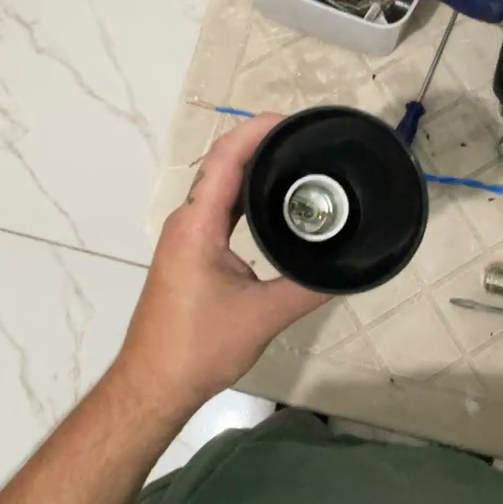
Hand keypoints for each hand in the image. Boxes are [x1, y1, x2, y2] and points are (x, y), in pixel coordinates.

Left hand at [115, 113, 328, 411]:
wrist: (154, 383)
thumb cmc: (199, 347)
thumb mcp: (264, 316)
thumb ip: (308, 288)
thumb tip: (347, 269)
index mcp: (198, 225)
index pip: (226, 159)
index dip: (258, 131)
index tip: (294, 120)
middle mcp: (188, 221)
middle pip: (223, 164)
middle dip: (262, 142)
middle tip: (308, 138)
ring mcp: (186, 236)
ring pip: (221, 186)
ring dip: (254, 167)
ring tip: (297, 160)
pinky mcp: (191, 252)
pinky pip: (220, 208)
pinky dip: (247, 194)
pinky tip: (274, 202)